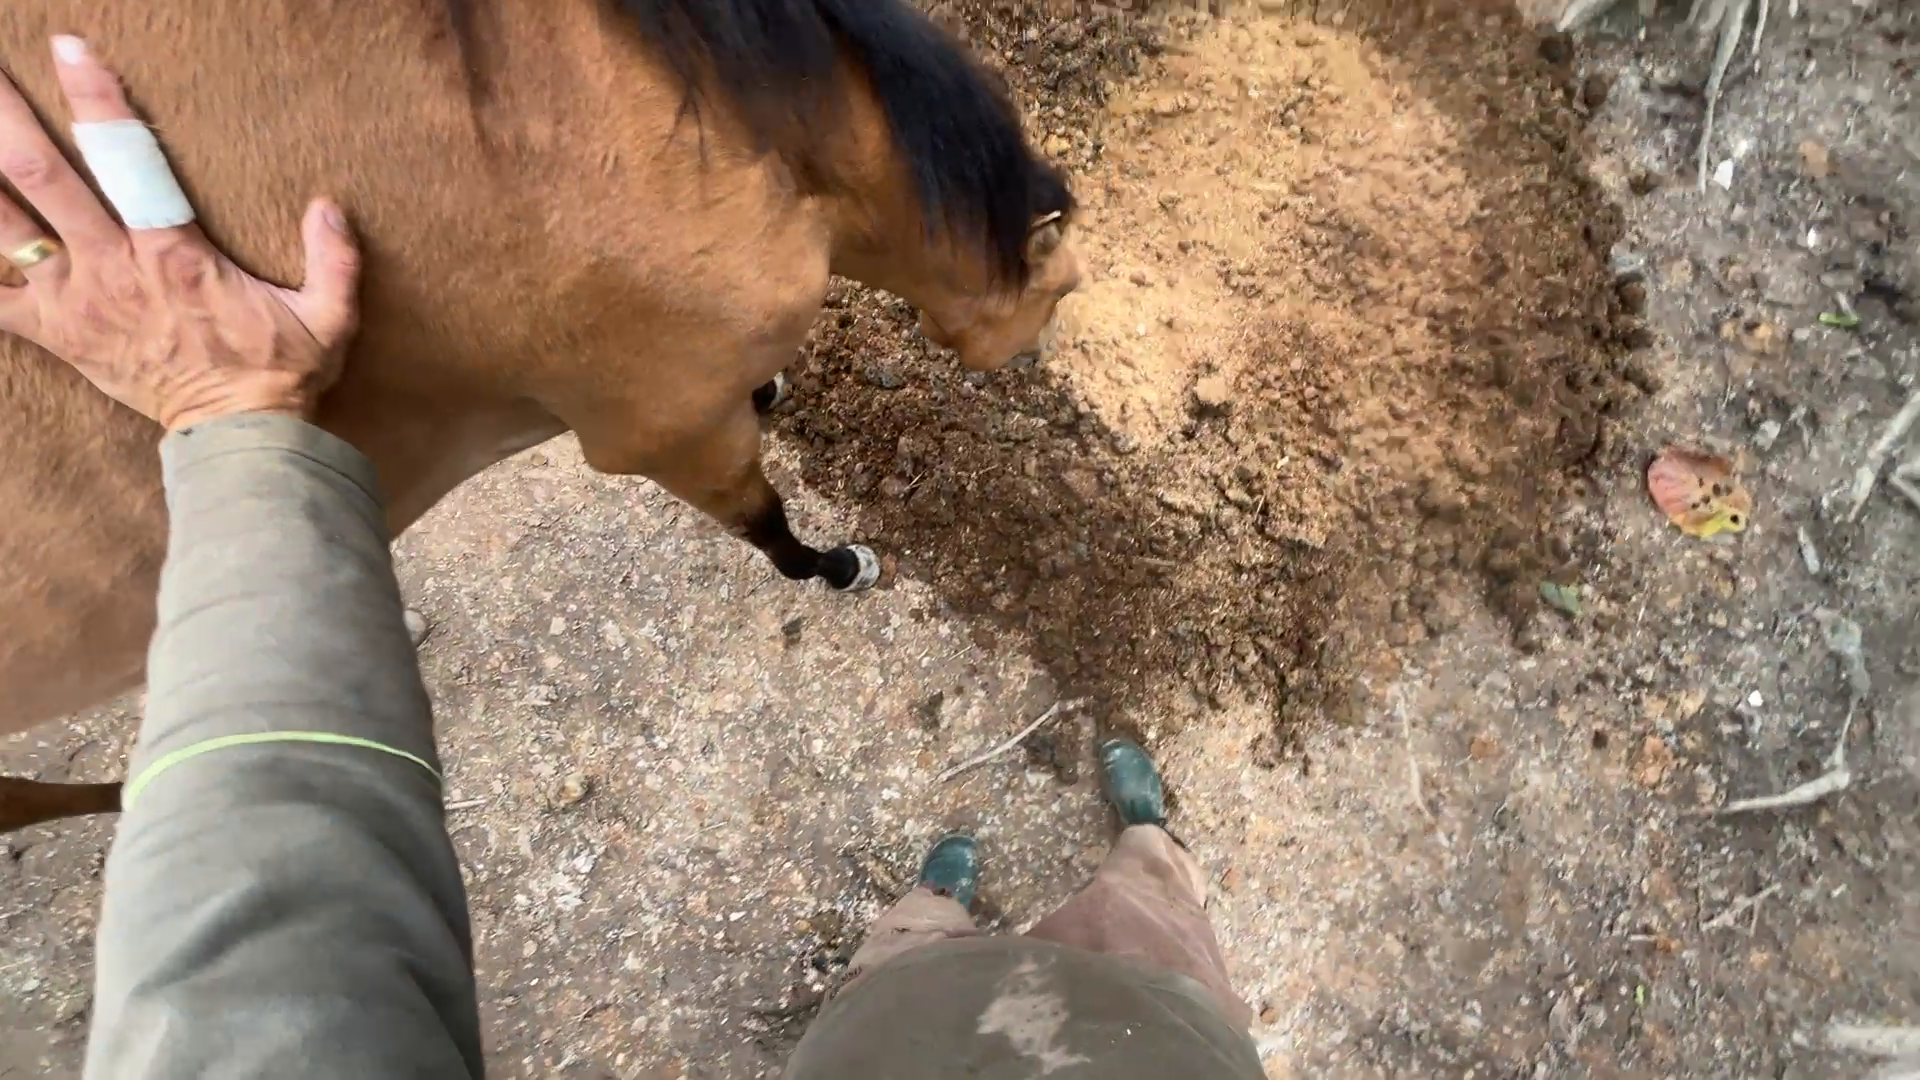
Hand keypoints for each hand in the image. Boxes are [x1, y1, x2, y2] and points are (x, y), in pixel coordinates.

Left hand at [0, 36, 361, 431]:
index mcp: (175, 258)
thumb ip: (334, 263)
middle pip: (33, 174)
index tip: (70, 51)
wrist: (244, 430)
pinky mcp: (50, 329)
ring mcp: (72, 298)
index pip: (128, 165)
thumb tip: (330, 206)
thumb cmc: (286, 371)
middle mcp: (111, 268)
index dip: (98, 103)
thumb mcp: (331, 318)